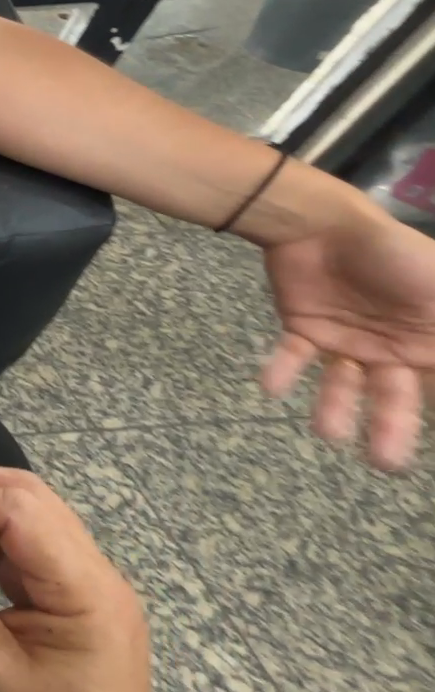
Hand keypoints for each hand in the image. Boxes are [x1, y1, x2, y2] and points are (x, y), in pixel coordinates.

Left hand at [260, 200, 434, 469]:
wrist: (329, 226)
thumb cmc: (400, 257)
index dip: (430, 417)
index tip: (421, 459)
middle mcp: (393, 350)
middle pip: (393, 398)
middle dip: (391, 431)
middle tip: (384, 466)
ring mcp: (345, 340)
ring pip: (340, 384)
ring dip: (334, 409)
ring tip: (327, 435)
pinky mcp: (302, 327)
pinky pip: (290, 356)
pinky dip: (279, 371)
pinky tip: (272, 388)